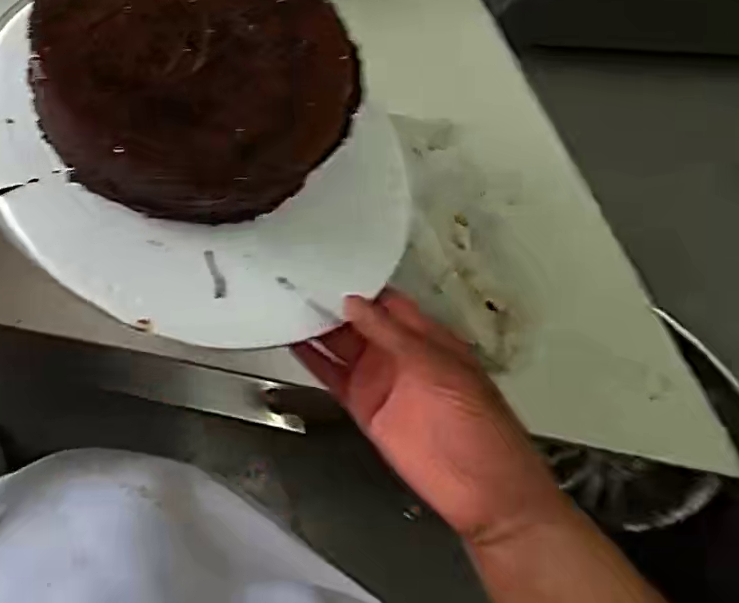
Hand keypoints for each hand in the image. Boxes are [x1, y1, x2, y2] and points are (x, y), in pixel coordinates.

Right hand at [294, 289, 570, 546]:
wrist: (486, 497)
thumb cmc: (484, 433)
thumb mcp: (444, 374)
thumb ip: (396, 336)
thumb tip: (352, 302)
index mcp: (427, 342)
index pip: (386, 302)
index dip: (356, 284)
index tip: (321, 266)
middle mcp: (397, 354)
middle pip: (352, 319)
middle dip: (323, 301)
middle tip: (288, 280)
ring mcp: (376, 377)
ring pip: (333, 340)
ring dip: (308, 324)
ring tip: (278, 302)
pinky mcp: (357, 399)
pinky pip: (324, 369)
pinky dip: (304, 354)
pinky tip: (283, 336)